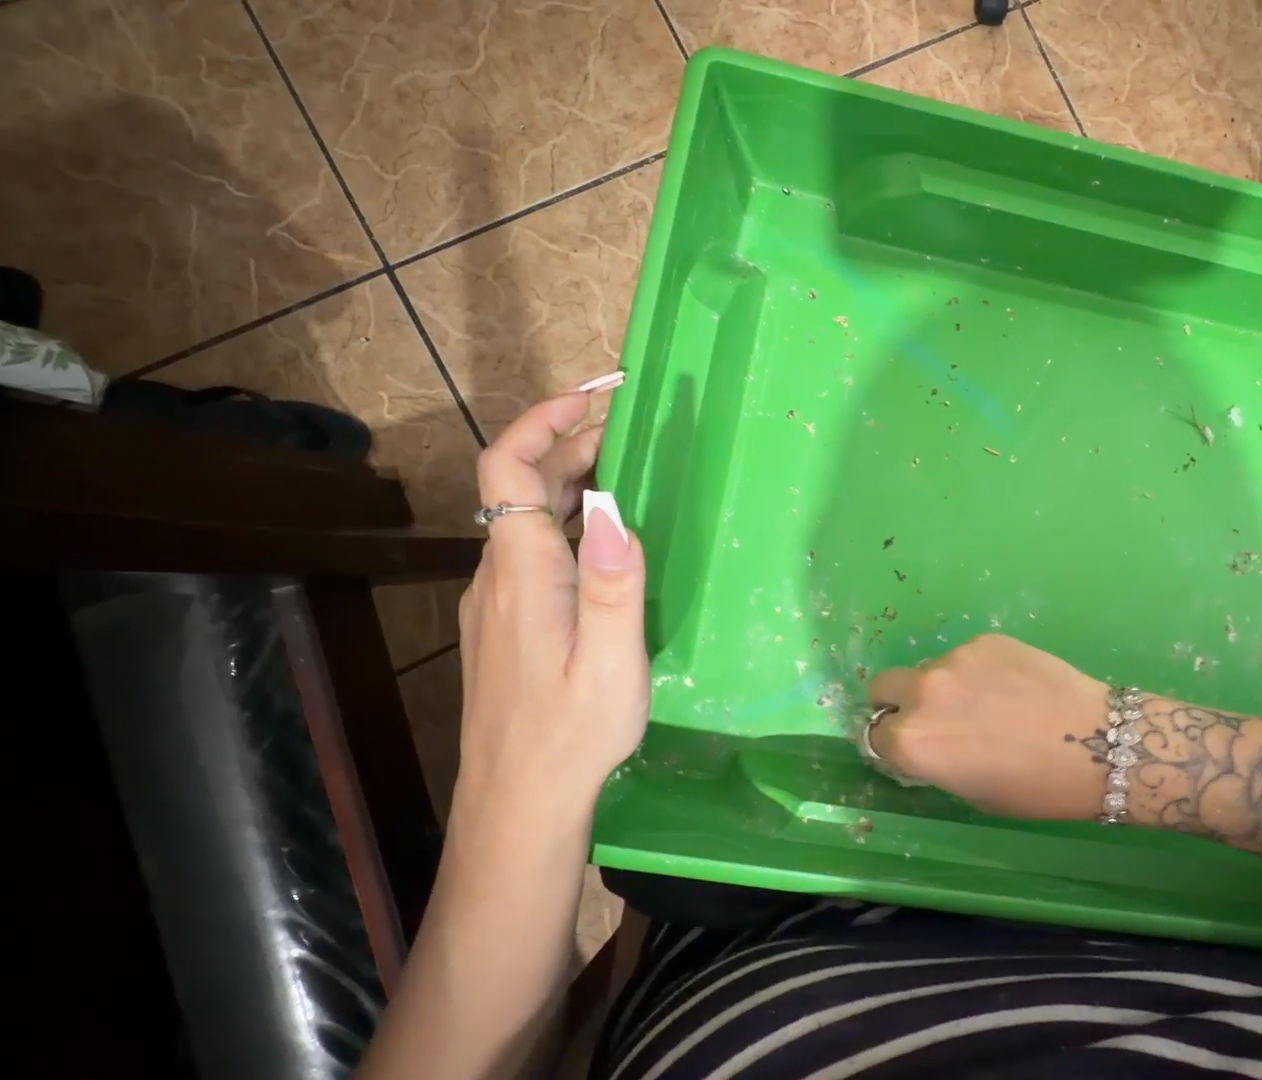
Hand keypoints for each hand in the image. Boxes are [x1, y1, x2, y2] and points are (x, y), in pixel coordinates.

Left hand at [456, 392, 648, 821]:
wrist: (518, 803)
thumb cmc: (571, 734)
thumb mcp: (610, 664)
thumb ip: (614, 586)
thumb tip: (615, 507)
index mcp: (523, 574)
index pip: (508, 467)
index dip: (542, 420)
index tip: (594, 398)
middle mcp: (498, 576)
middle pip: (518, 484)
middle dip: (570, 443)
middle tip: (632, 430)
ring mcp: (496, 601)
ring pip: (524, 517)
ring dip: (570, 481)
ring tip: (629, 472)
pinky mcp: (505, 623)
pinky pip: (531, 548)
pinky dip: (566, 520)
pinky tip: (606, 540)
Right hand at [865, 635, 1111, 818]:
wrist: (1097, 744)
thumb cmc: (1033, 787)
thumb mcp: (969, 792)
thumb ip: (932, 761)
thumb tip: (924, 743)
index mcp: (911, 740)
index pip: (874, 735)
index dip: (891, 744)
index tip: (911, 748)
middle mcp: (922, 692)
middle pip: (884, 687)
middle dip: (897, 703)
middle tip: (935, 720)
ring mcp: (954, 659)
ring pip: (929, 670)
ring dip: (943, 686)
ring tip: (989, 704)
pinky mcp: (986, 639)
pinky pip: (965, 656)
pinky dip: (976, 671)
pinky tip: (1012, 688)